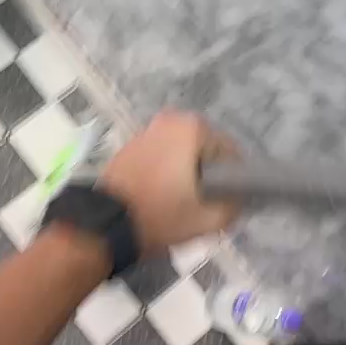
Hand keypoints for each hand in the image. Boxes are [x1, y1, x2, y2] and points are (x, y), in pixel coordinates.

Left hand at [98, 110, 241, 254]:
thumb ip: (234, 208)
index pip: (231, 154)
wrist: (105, 224)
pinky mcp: (130, 144)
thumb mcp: (207, 220)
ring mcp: (147, 129)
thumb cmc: (160, 217)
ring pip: (182, 153)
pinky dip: (167, 170)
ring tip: (182, 202)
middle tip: (203, 204)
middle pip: (205, 152)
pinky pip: (162, 155)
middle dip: (208, 175)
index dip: (234, 181)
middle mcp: (170, 120)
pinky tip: (163, 195)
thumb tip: (241, 201)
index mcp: (193, 128)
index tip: (225, 202)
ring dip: (186, 173)